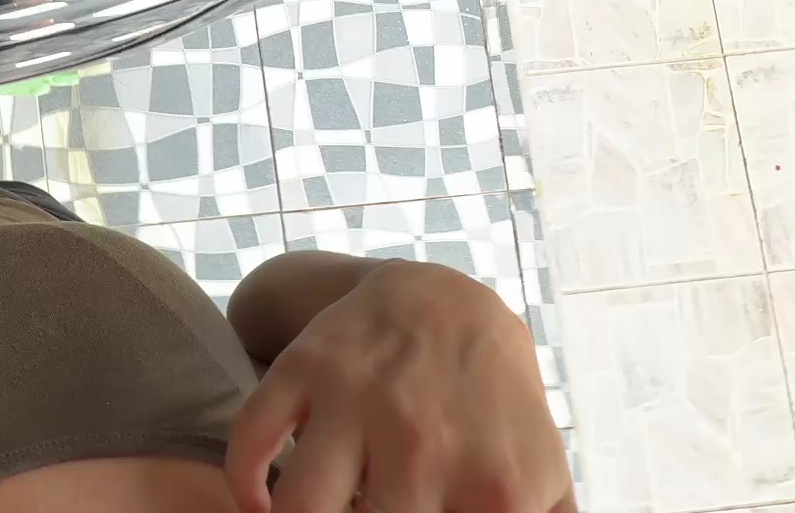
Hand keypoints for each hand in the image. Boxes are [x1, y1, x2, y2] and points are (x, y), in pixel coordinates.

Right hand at [226, 261, 571, 512]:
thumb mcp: (549, 483)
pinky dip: (244, 481)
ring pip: (301, 504)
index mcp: (495, 492)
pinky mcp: (301, 366)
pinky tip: (257, 501)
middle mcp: (420, 448)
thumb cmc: (497, 408)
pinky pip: (252, 435)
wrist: (445, 302)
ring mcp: (351, 401)